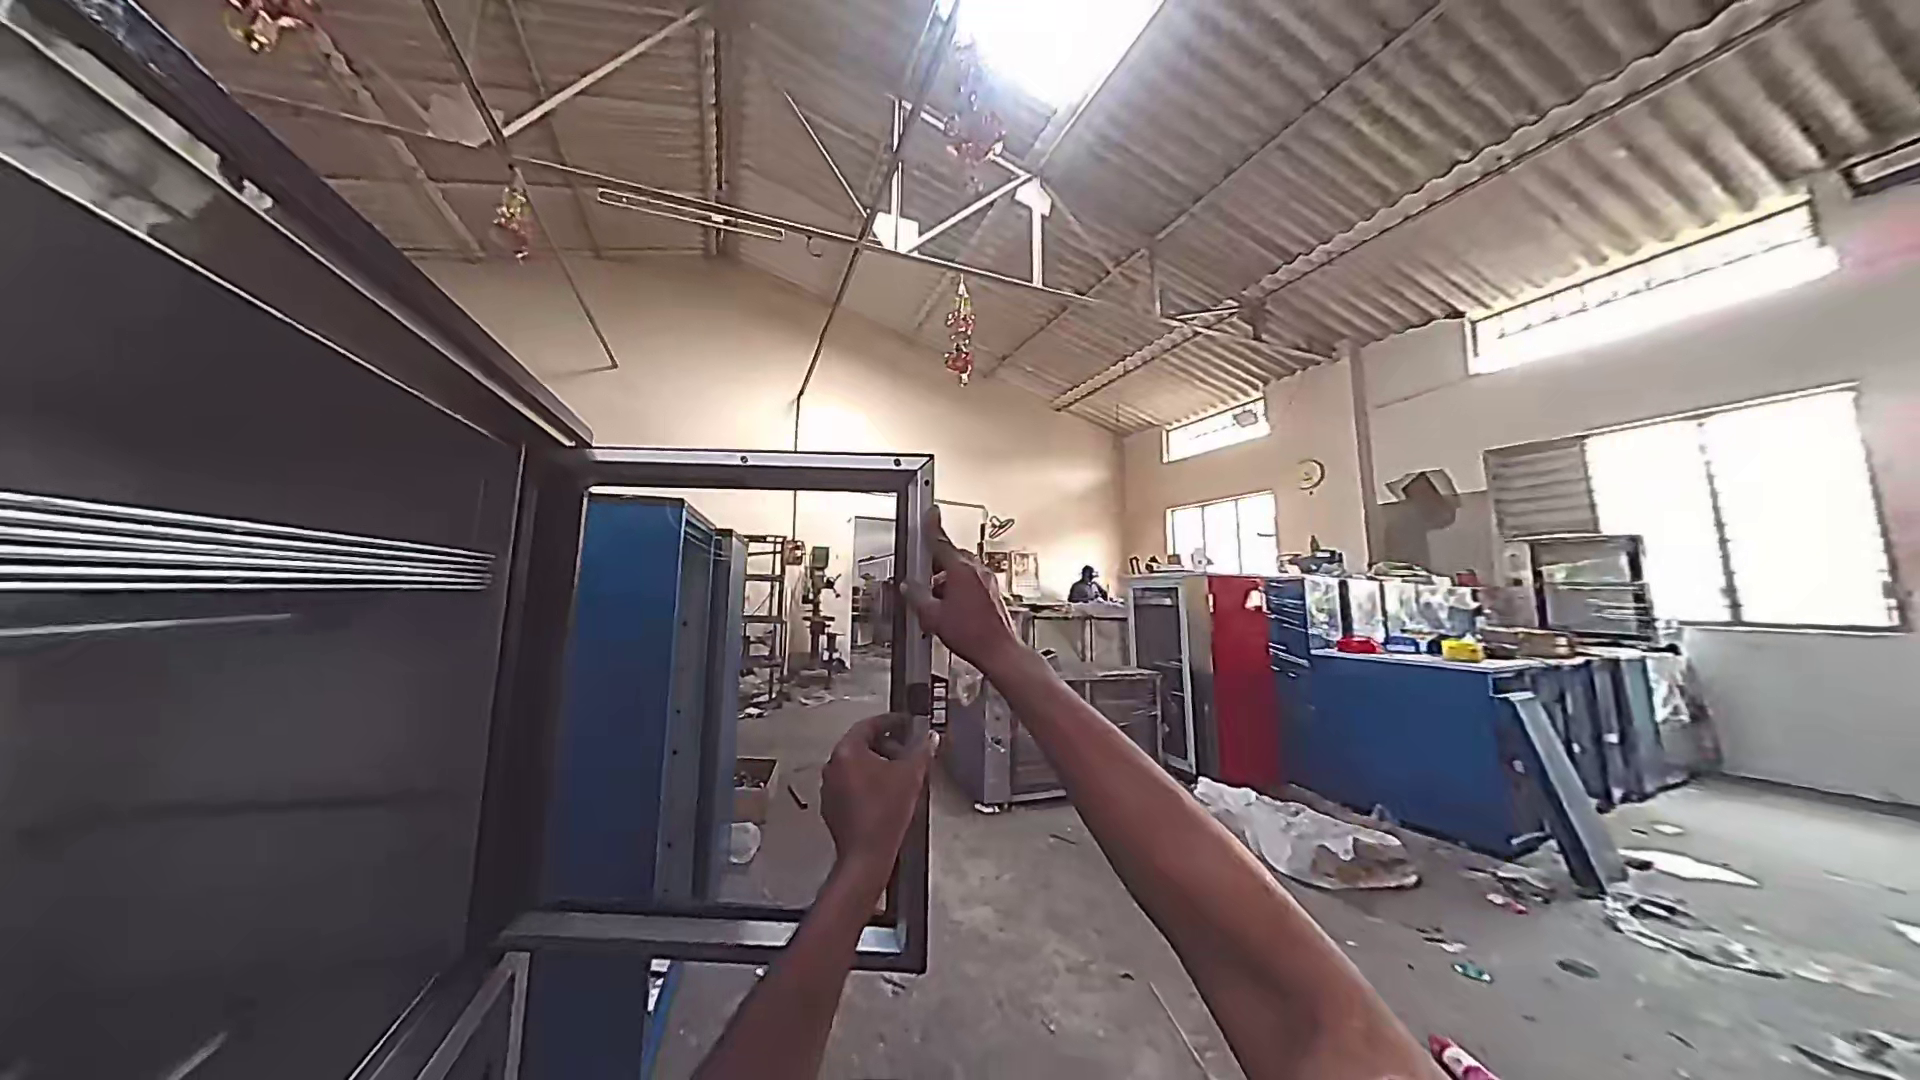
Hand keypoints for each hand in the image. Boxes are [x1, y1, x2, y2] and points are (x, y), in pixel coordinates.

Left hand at [821, 714, 934, 880]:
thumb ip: (922, 750)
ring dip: (878, 763)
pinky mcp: (832, 807)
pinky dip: (869, 781)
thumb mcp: (911, 774)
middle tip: (908, 749)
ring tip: (901, 772)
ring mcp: (829, 787)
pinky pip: (851, 784)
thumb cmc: (885, 811)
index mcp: (847, 751)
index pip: (869, 725)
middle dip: (887, 744)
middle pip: (862, 744)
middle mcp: (833, 766)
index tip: (906, 723)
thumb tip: (929, 738)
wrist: (866, 855)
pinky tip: (887, 792)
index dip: (891, 722)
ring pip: (856, 765)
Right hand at [899, 508, 1023, 671]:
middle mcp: (977, 571)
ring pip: (961, 570)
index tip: (930, 512)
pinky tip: (951, 608)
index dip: (932, 526)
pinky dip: (959, 588)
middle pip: (950, 556)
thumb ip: (917, 597)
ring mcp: (987, 581)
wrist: (998, 651)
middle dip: (934, 564)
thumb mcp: (933, 616)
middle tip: (921, 575)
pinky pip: (971, 581)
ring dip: (946, 579)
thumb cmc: (973, 634)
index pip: (941, 541)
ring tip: (935, 600)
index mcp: (961, 570)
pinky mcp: (992, 592)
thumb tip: (909, 588)